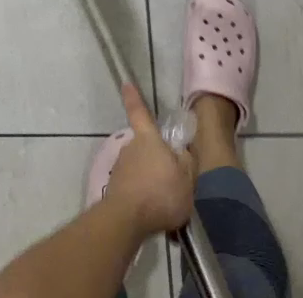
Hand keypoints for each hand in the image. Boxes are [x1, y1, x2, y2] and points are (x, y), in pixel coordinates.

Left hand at [103, 84, 196, 238]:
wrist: (127, 219)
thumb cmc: (162, 193)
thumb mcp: (187, 178)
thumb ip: (186, 161)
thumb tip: (181, 152)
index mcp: (148, 139)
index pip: (140, 112)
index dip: (133, 97)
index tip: (125, 83)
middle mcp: (130, 148)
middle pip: (145, 148)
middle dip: (156, 160)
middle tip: (172, 181)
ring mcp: (121, 168)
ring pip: (140, 169)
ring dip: (150, 181)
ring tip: (166, 203)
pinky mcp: (116, 188)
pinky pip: (134, 188)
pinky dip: (143, 197)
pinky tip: (153, 214)